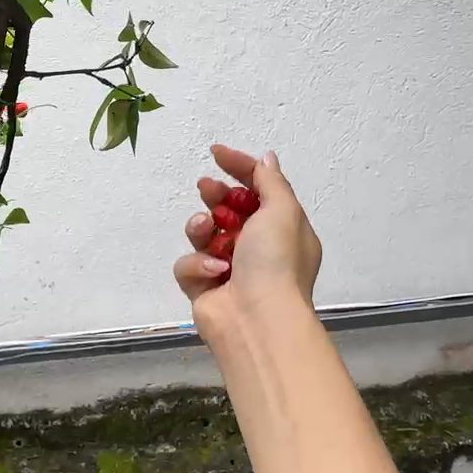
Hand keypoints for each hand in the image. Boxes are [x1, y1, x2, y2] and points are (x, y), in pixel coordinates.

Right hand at [173, 146, 322, 340]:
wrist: (258, 320)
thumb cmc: (276, 262)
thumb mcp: (283, 211)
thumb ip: (271, 182)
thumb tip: (267, 159)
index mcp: (281, 229)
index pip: (258, 189)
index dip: (239, 167)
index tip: (215, 152)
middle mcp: (256, 248)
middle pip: (227, 209)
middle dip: (215, 196)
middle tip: (206, 188)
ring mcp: (228, 269)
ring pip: (202, 235)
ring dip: (202, 229)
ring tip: (206, 231)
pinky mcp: (203, 288)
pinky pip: (189, 265)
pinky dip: (199, 266)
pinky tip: (215, 273)